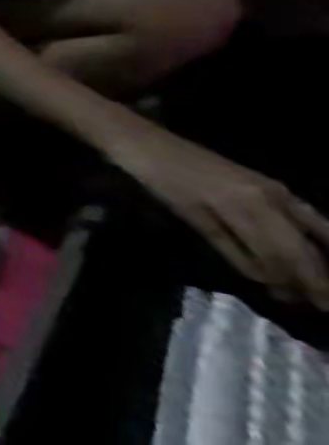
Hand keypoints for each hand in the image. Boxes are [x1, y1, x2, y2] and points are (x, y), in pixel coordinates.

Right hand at [110, 126, 328, 309]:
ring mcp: (224, 203)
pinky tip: (256, 278)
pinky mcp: (192, 209)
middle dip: (318, 284)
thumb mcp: (243, 186)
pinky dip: (247, 267)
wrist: (137, 139)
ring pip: (268, 253)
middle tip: (323, 307)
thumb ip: (275, 213)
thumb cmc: (192, 162)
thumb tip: (311, 258)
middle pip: (300, 252)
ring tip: (289, 297)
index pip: (326, 234)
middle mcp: (259, 198)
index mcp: (276, 191)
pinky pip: (228, 245)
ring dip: (283, 281)